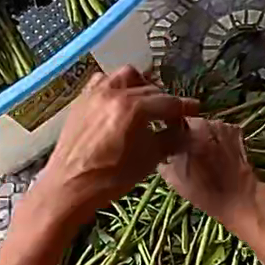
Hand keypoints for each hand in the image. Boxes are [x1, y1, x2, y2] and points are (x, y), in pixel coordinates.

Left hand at [24, 66, 198, 229]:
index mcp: (133, 108)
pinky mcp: (82, 100)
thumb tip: (183, 131)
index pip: (167, 102)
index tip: (195, 109)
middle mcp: (113, 92)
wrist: (69, 187)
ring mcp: (94, 93)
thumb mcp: (149, 160)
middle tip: (171, 115)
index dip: (184, 107)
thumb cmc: (111, 178)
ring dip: (140, 86)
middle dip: (164, 100)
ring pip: (125, 76)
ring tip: (146, 103)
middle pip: (149, 89)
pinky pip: (104, 82)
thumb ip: (169, 140)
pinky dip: (117, 87)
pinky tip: (121, 103)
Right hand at [160, 118, 261, 231]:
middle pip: (188, 122)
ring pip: (206, 125)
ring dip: (204, 135)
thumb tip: (161, 150)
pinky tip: (221, 152)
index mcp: (182, 134)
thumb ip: (163, 159)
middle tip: (190, 150)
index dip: (169, 133)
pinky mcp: (235, 130)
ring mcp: (220, 124)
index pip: (169, 123)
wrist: (237, 197)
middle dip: (187, 133)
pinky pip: (221, 129)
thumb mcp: (173, 178)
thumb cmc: (202, 191)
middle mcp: (201, 123)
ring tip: (207, 153)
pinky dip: (220, 137)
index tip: (170, 143)